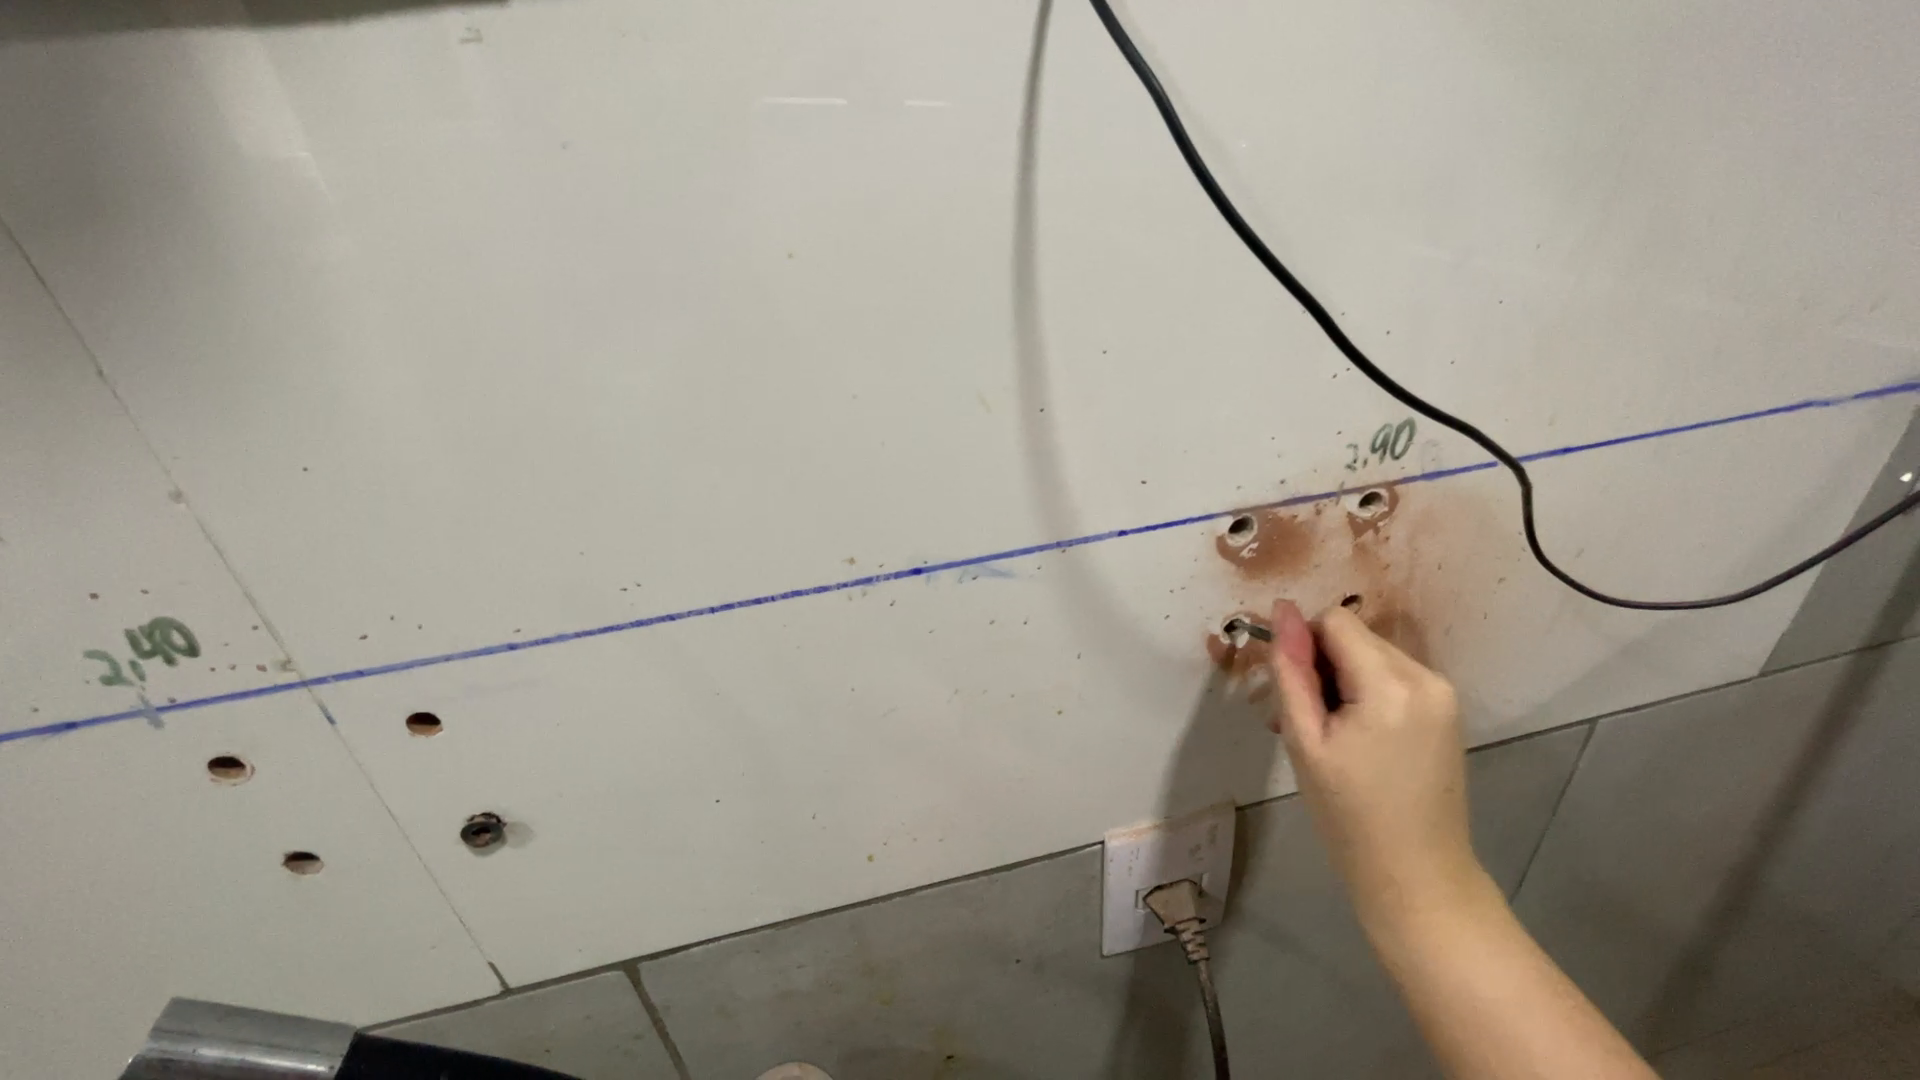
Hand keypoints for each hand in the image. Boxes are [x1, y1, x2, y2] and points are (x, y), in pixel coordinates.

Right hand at [1265, 600, 1480, 919]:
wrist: (1416, 875)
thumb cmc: (1348, 814)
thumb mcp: (1304, 740)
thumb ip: (1291, 671)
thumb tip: (1281, 609)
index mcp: (1391, 683)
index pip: (1335, 620)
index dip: (1305, 648)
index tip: (1297, 696)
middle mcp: (1426, 676)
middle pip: (1355, 636)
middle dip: (1324, 666)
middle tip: (1308, 723)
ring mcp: (1444, 693)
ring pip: (1372, 655)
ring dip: (1343, 680)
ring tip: (1331, 736)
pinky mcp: (1448, 710)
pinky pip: (1394, 677)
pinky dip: (1367, 693)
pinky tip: (1359, 740)